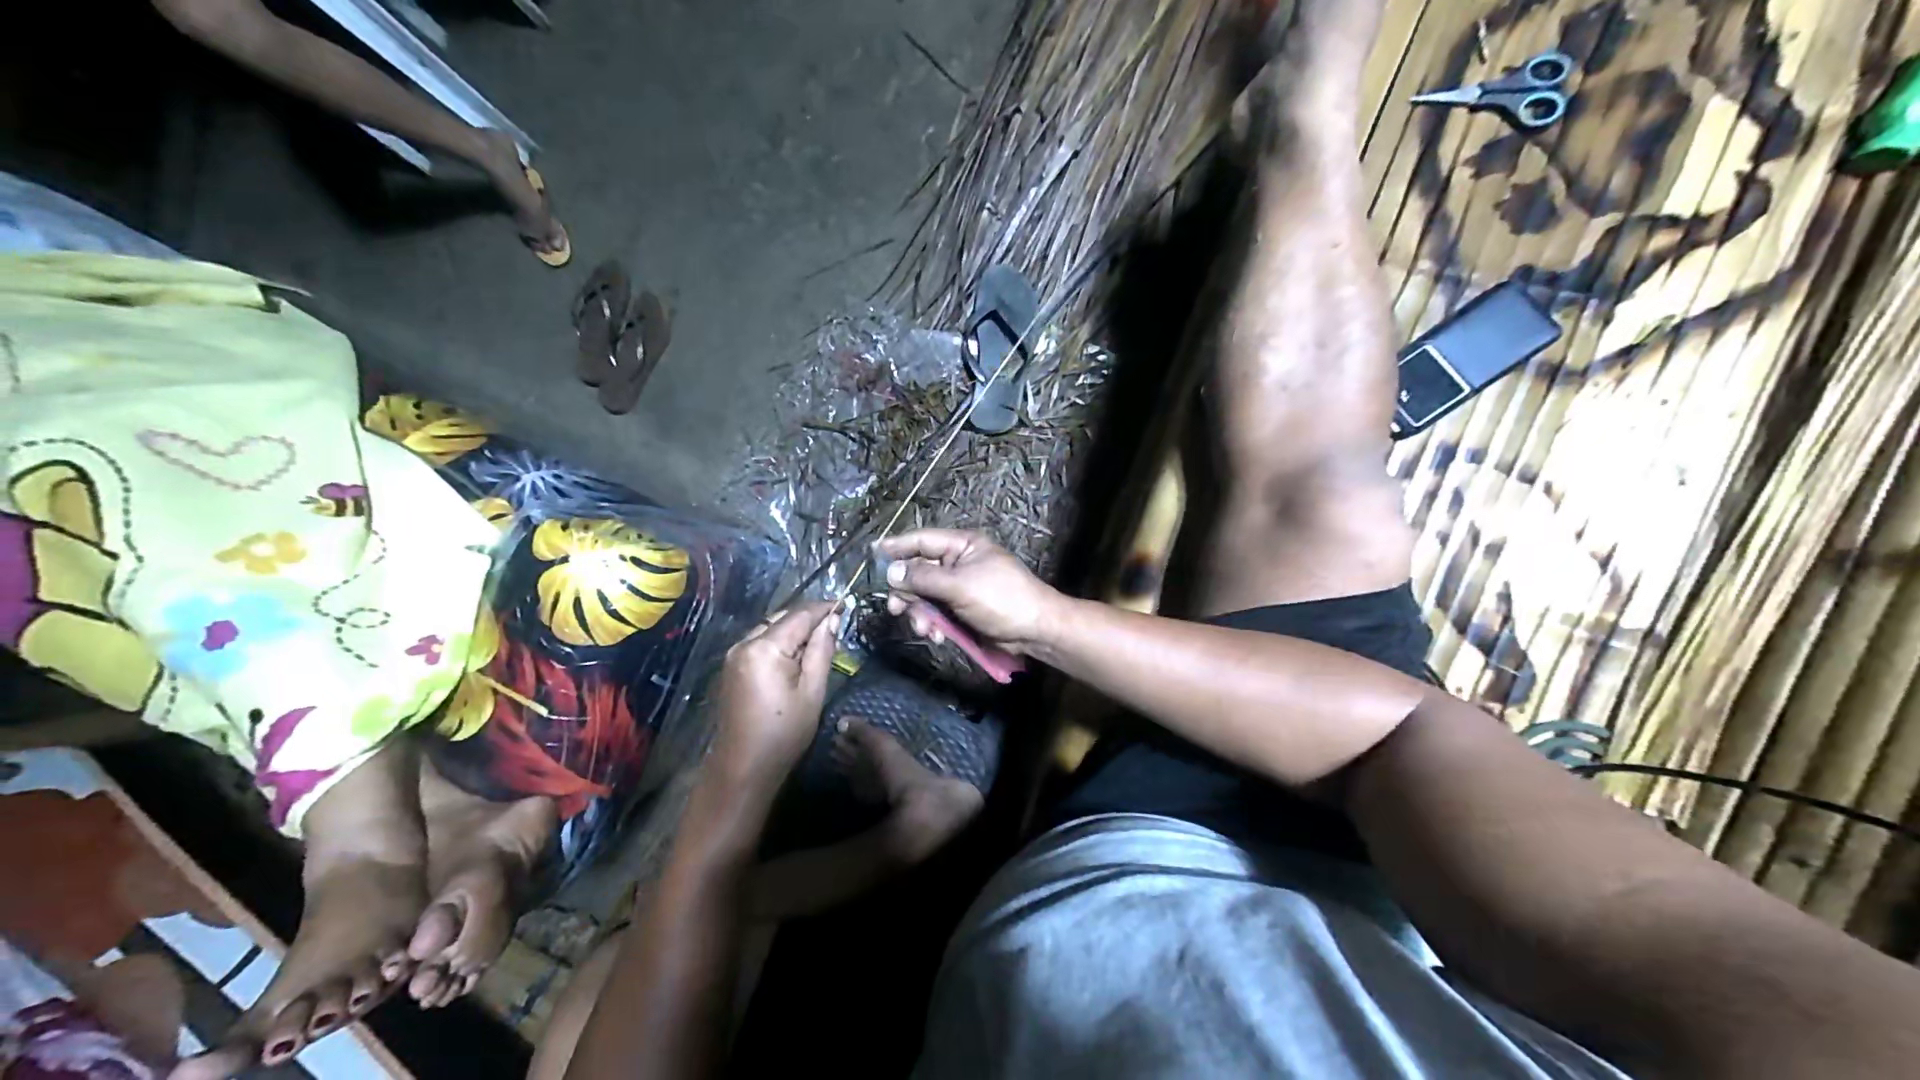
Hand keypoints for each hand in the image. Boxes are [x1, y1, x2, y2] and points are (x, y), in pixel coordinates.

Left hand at [710, 602, 840, 785]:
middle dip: (809, 618)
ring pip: (770, 628)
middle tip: (836, 626)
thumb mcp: (812, 692)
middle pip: (782, 618)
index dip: (824, 608)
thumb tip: (833, 619)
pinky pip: (760, 642)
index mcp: (765, 648)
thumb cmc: (783, 734)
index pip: (800, 615)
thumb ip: (822, 650)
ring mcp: (734, 654)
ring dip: (794, 630)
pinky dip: (780, 642)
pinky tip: (796, 657)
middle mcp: (744, 643)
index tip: (846, 605)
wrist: (741, 768)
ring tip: (819, 643)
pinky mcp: (732, 667)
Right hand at [876, 530, 1061, 654]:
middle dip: (907, 593)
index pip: (921, 540)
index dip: (897, 547)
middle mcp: (958, 563)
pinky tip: (937, 636)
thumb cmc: (1001, 599)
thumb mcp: (959, 585)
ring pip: (925, 596)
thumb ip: (923, 578)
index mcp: (962, 546)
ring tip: (926, 630)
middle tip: (896, 609)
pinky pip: (937, 613)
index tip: (872, 554)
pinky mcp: (962, 609)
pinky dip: (933, 624)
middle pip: (918, 572)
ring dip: (920, 614)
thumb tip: (891, 571)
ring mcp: (960, 587)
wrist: (1035, 630)